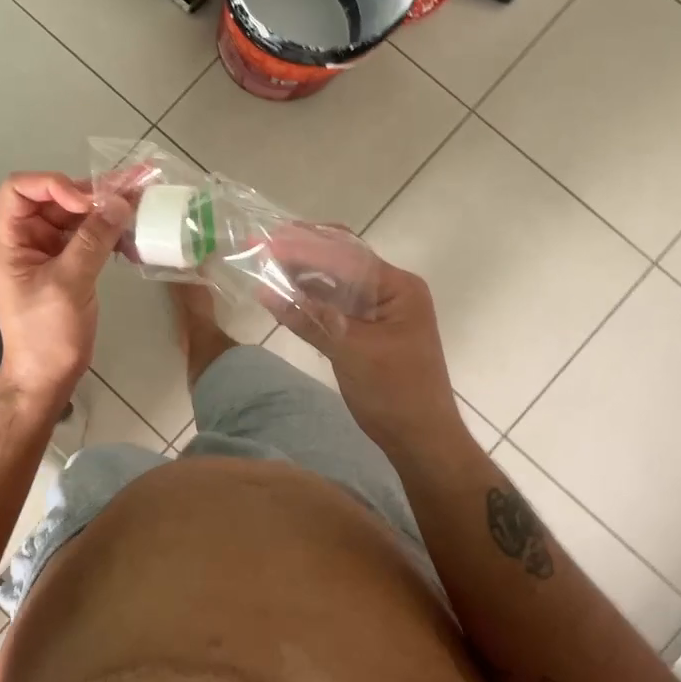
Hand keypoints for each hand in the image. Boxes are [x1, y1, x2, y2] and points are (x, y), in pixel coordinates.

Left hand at [0, 172, 132, 406]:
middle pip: (54, 198)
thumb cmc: (46, 334)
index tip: (86, 203)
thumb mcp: (69, 284)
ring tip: (143, 200)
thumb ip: (93, 240)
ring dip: (107, 209)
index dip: (53, 185)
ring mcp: (46, 251)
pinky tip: (135, 233)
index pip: (20, 189)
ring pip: (75, 215)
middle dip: (92, 193)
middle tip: (133, 188)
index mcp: (9, 240)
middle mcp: (25, 238)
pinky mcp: (66, 264)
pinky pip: (87, 236)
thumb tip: (120, 203)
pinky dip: (109, 232)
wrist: (46, 378)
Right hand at [262, 225, 457, 436]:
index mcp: (398, 287)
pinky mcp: (364, 328)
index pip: (345, 256)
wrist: (421, 439)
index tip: (266, 242)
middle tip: (259, 243)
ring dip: (300, 272)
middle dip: (300, 250)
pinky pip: (332, 304)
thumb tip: (265, 291)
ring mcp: (377, 309)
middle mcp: (389, 289)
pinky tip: (280, 294)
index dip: (303, 247)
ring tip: (263, 263)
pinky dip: (307, 298)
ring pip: (333, 281)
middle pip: (340, 260)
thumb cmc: (396, 392)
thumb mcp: (351, 352)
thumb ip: (310, 319)